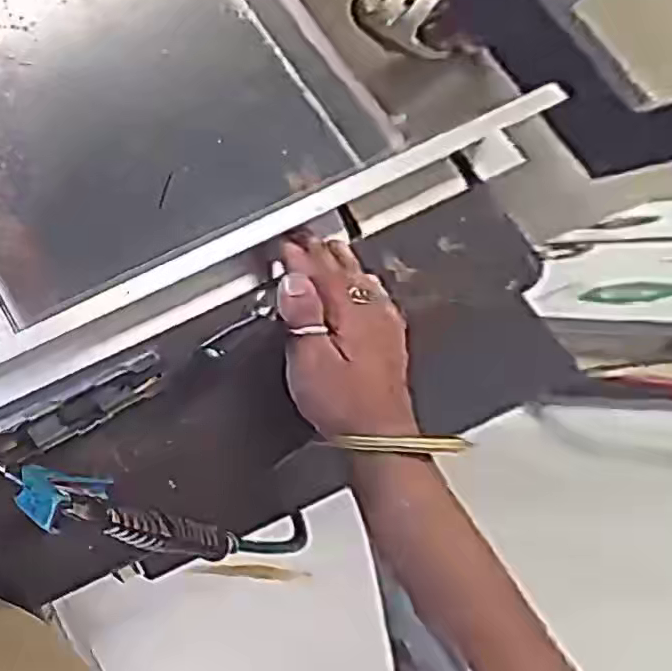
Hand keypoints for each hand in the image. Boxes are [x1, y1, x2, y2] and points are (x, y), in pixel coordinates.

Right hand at [275, 234, 419, 442]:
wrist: (377, 434)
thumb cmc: (341, 401)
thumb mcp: (309, 358)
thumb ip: (302, 316)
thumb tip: (293, 281)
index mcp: (351, 315)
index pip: (320, 274)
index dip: (299, 255)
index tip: (284, 241)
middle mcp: (372, 315)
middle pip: (344, 272)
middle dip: (322, 252)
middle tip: (303, 236)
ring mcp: (384, 327)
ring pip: (362, 282)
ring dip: (342, 263)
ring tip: (329, 249)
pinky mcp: (387, 341)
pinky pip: (374, 297)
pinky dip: (361, 282)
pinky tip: (363, 285)